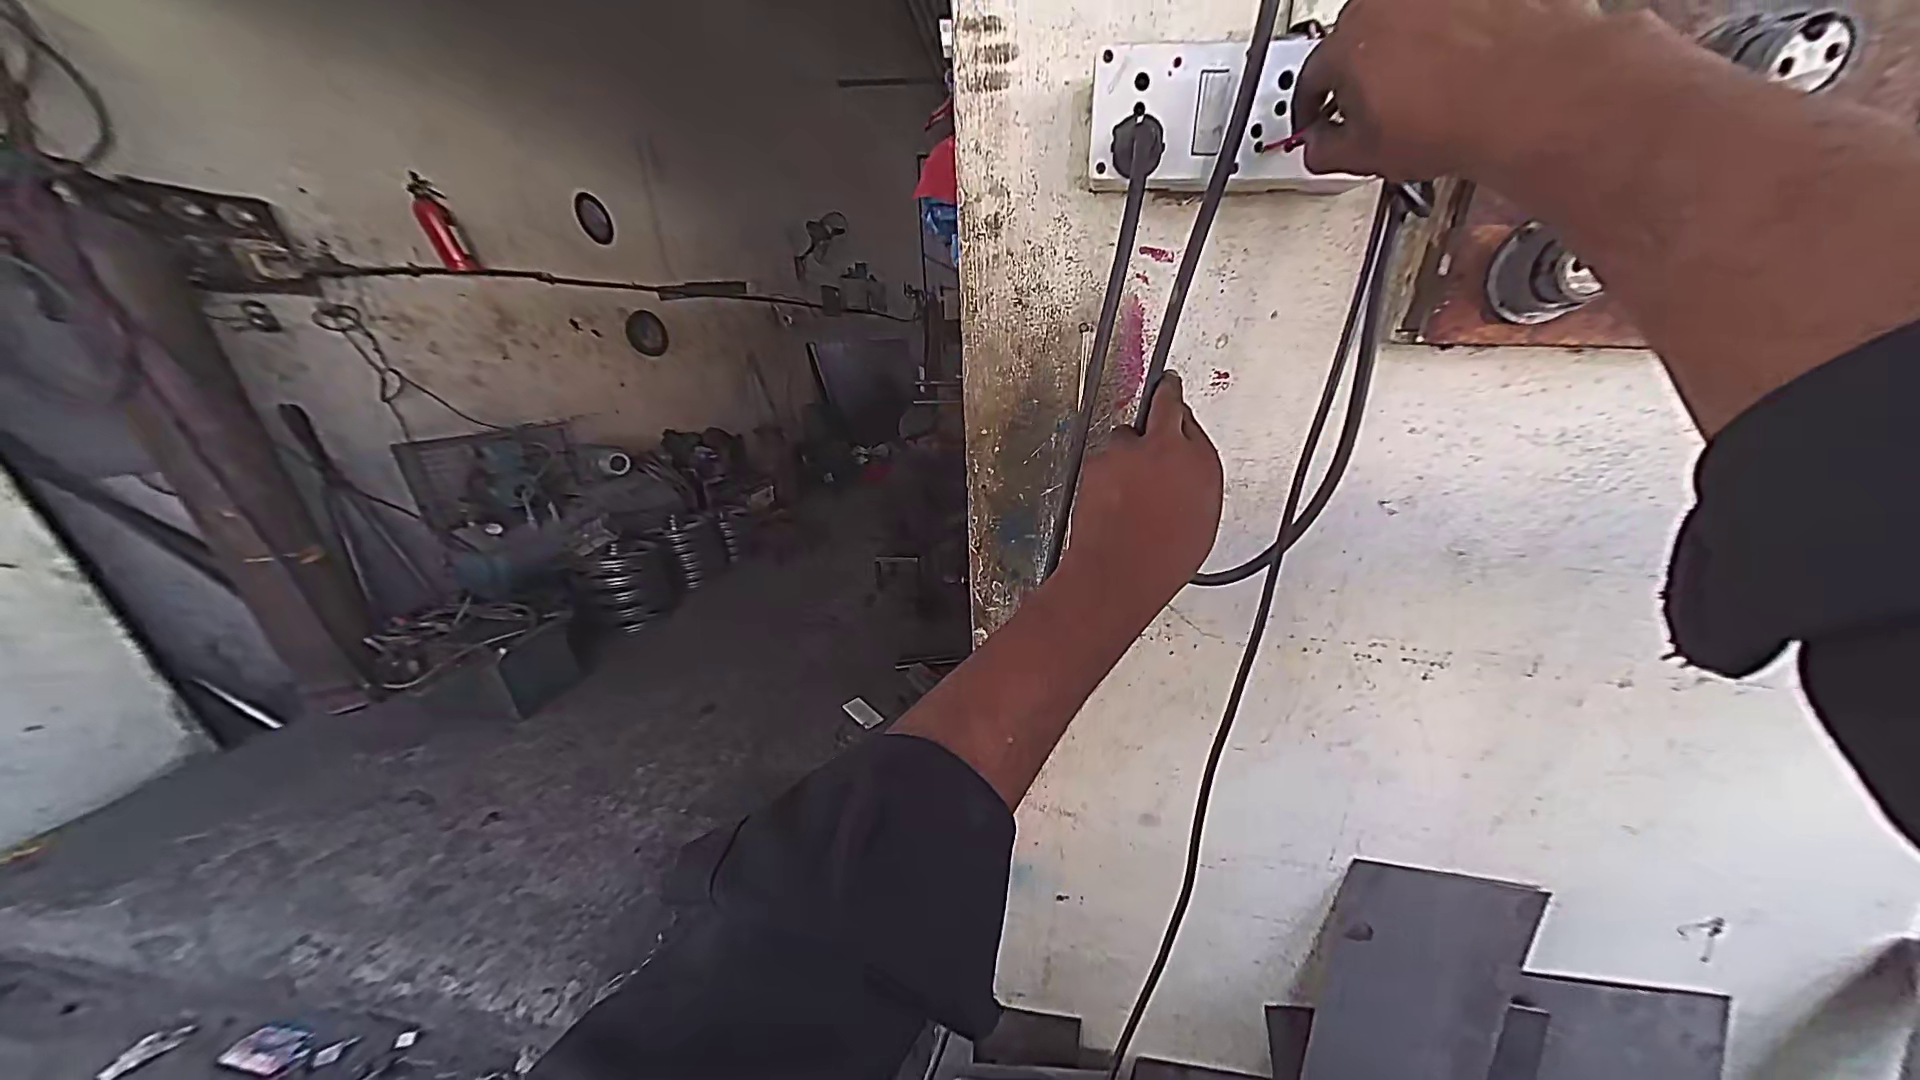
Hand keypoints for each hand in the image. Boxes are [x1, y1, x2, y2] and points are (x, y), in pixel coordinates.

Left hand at [1061, 373, 1223, 606]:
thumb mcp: (1200, 517)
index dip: (1180, 411)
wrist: (1120, 570)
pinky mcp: (1097, 463)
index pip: (1191, 419)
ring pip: (1124, 439)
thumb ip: (1191, 478)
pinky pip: (1103, 461)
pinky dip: (1105, 475)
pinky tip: (1110, 500)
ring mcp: (1127, 452)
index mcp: (1200, 461)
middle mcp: (1165, 448)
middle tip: (1163, 392)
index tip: (1176, 398)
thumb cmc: (1162, 556)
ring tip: (1126, 490)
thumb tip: (1182, 469)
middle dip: (1162, 399)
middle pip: (1162, 407)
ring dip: (1126, 454)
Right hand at [1294, 0, 1604, 180]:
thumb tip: (1318, 144)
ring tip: (1417, 82)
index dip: (1310, 107)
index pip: (1311, 78)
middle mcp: (1387, 2)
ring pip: (1402, 17)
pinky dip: (1448, 28)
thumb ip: (1324, 148)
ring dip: (1402, 44)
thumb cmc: (1453, 120)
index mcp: (1347, 43)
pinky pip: (1450, 11)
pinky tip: (1454, 59)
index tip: (1319, 118)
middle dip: (1357, 70)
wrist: (1531, 96)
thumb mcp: (1362, 157)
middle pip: (1354, 37)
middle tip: (1370, 102)